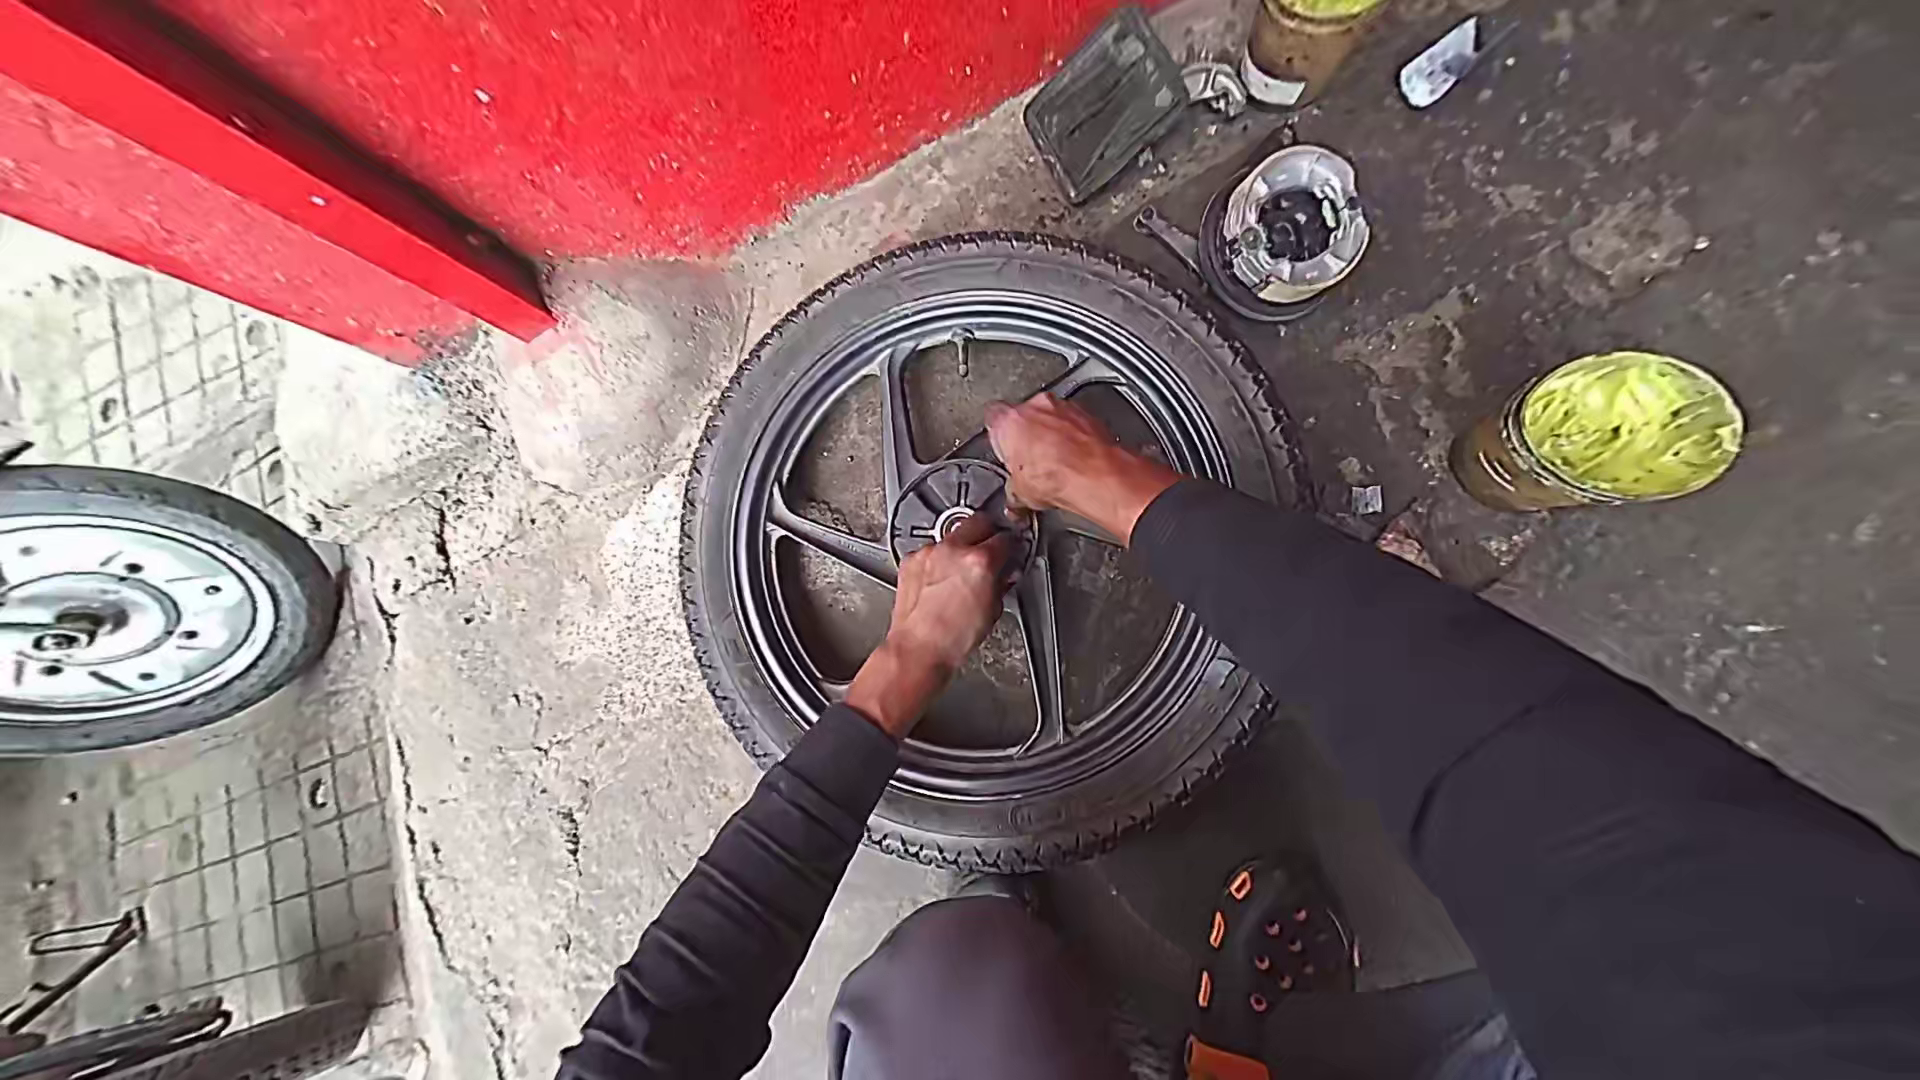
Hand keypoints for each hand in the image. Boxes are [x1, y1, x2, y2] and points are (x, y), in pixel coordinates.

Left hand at [844, 513, 1013, 737]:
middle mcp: (953, 550)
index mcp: (979, 561)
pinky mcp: (912, 560)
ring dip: (962, 546)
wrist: (918, 649)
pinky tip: (943, 579)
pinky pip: (932, 551)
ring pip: (953, 535)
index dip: (1012, 545)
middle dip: (988, 532)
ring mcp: (930, 553)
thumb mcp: (993, 610)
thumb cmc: (952, 638)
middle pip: (978, 522)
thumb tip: (1005, 572)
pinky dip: (940, 559)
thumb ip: (1002, 582)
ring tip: (964, 570)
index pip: (1005, 538)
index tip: (1012, 549)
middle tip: (992, 546)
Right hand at [984, 393, 1181, 544]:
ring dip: (1053, 435)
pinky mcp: (1088, 414)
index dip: (998, 436)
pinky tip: (1075, 461)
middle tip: (1030, 462)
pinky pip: (1075, 424)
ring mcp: (1064, 408)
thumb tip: (1015, 499)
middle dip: (1028, 436)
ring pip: (1052, 418)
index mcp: (1009, 421)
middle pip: (1024, 417)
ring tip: (1056, 464)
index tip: (1003, 449)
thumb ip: (1013, 489)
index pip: (993, 418)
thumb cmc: (1057, 476)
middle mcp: (1035, 406)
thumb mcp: (1020, 494)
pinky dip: (1075, 438)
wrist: (1096, 476)